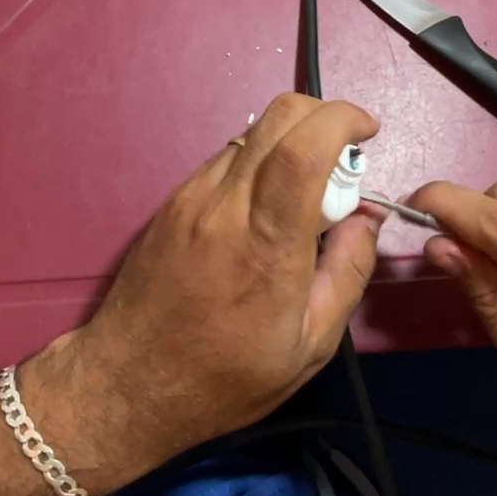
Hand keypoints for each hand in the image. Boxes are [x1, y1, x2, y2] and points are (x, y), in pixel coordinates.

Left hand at [22, 93, 382, 494]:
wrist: (128, 382)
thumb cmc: (226, 377)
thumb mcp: (310, 345)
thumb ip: (348, 271)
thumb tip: (368, 216)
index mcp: (267, 243)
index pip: (303, 149)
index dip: (341, 119)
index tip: (368, 130)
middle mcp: (225, 205)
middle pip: (277, 118)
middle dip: (322, 113)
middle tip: (344, 151)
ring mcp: (191, 196)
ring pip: (250, 136)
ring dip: (289, 141)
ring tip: (303, 191)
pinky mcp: (171, 200)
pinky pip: (225, 159)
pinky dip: (258, 162)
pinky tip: (263, 205)